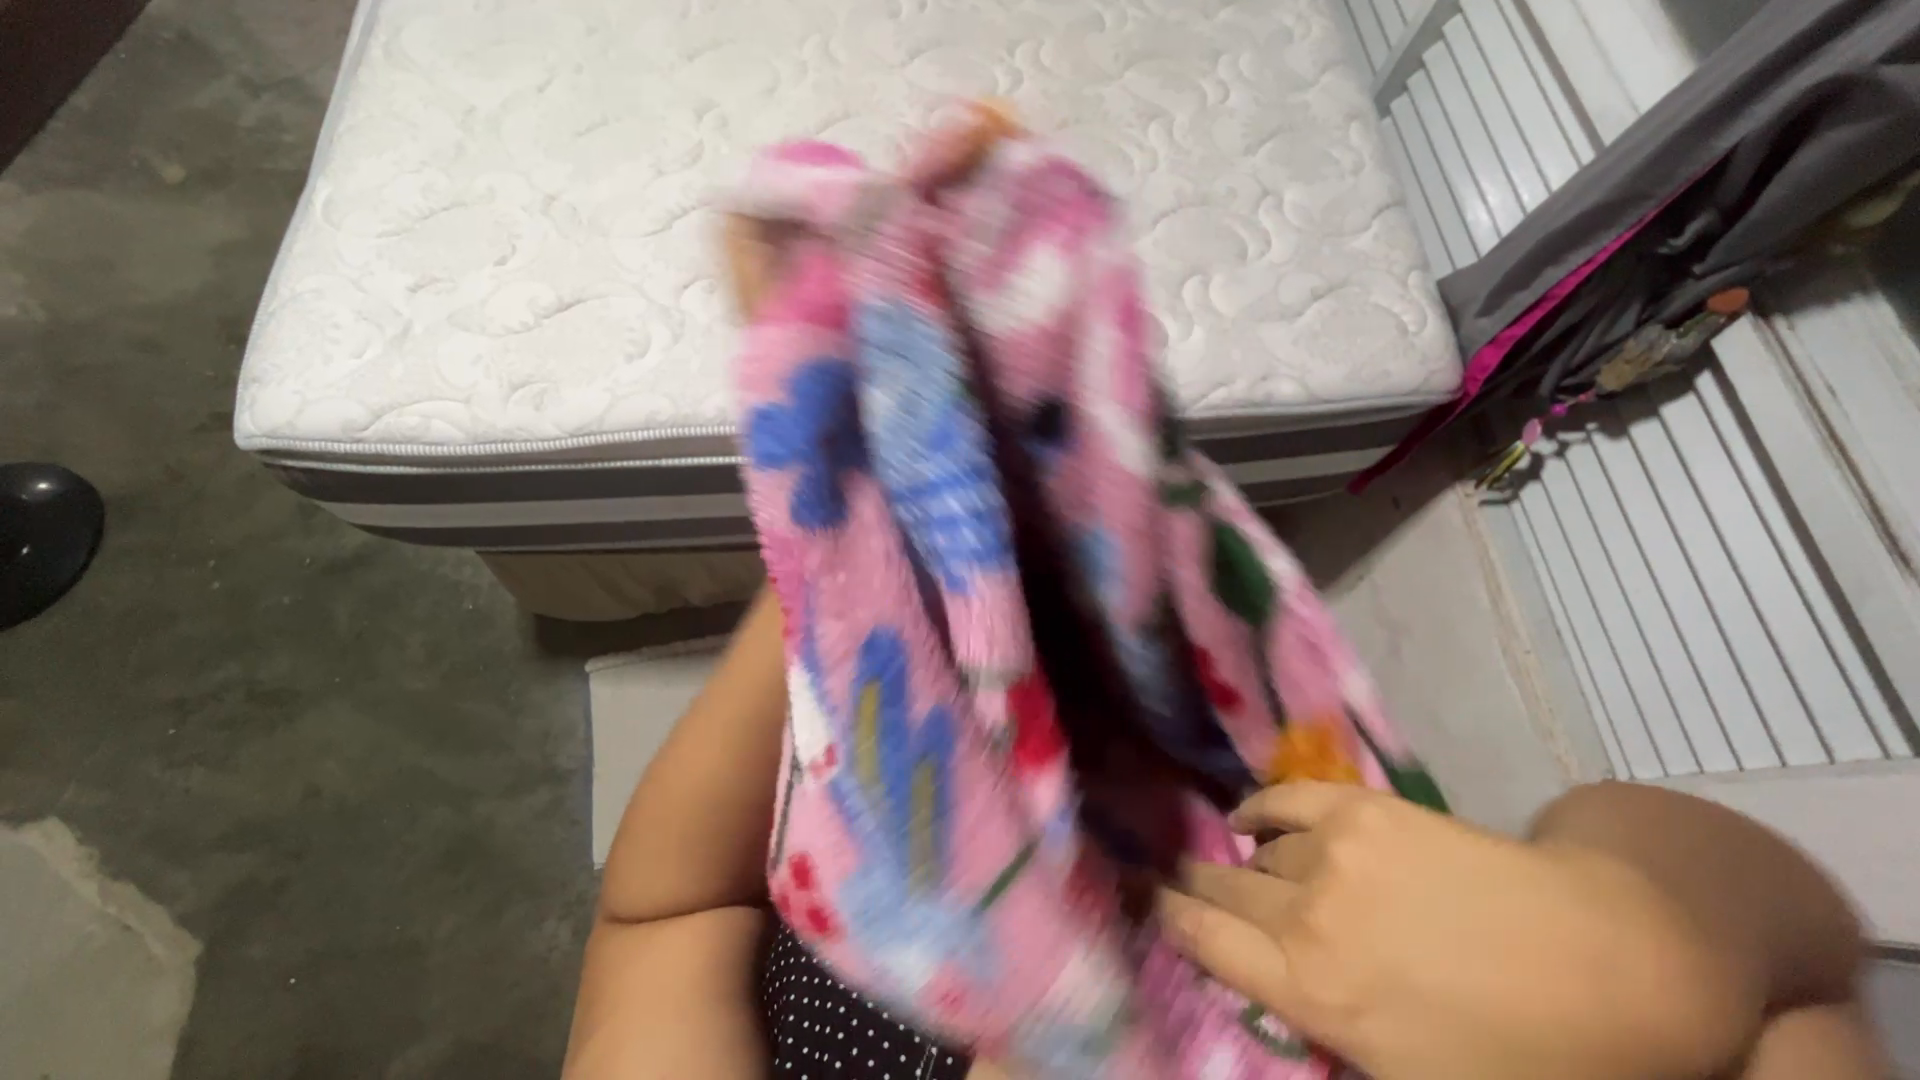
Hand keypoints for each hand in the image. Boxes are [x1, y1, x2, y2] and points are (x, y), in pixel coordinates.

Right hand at [1158, 782, 1762, 1079]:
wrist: (1605, 963)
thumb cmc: (1513, 1048)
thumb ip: (1317, 1034)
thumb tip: (1257, 991)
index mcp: (1310, 990)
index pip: (1199, 937)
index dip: (1161, 913)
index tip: (1141, 897)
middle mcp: (1304, 915)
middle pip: (1217, 887)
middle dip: (1192, 885)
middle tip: (1180, 883)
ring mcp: (1332, 853)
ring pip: (1257, 852)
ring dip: (1250, 867)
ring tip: (1256, 874)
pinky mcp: (1362, 810)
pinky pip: (1283, 801)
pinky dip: (1261, 812)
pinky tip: (1254, 821)